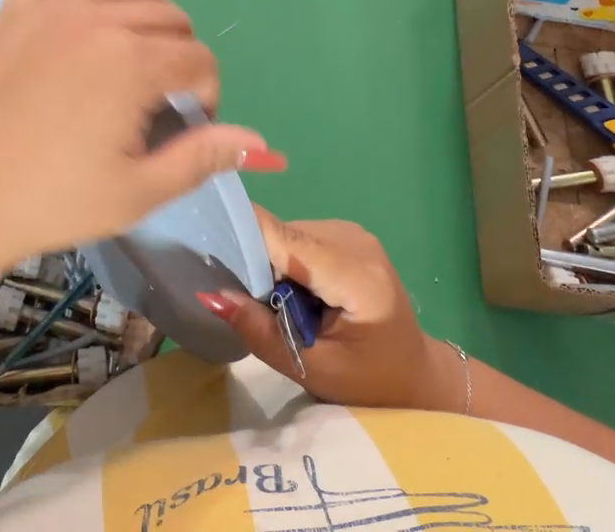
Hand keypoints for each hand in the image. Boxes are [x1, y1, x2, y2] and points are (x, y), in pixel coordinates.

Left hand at [0, 0, 285, 286]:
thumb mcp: (137, 192)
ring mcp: (53, 7)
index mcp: (134, 63)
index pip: (198, 60)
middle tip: (162, 100)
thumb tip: (260, 145)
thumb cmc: (53, 201)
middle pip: (168, 17)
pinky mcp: (17, 9)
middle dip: (180, 55)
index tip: (188, 128)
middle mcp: (99, 20)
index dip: (205, 95)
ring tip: (146, 34)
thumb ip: (202, 158)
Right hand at [200, 206, 467, 412]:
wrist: (415, 377)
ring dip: (269, 262)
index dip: (241, 236)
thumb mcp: (312, 368)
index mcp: (356, 274)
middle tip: (237, 296)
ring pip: (286, 232)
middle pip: (282, 233)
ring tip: (267, 301)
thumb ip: (261, 330)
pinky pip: (298, 237)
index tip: (199, 245)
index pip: (285, 238)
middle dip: (253, 260)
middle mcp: (354, 239)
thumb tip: (209, 293)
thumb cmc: (368, 383)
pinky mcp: (346, 236)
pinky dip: (284, 261)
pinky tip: (288, 292)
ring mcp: (352, 232)